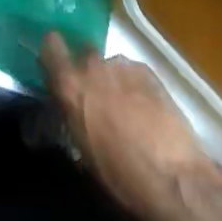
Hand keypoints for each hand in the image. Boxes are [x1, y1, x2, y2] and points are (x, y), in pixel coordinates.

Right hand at [41, 32, 221, 220]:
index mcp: (71, 87)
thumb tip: (70, 115)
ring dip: (112, 80)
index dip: (53, 50)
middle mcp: (93, 67)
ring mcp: (123, 65)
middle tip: (96, 97)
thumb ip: (72, 119)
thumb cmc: (120, 173)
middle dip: (87, 71)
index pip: (51, 47)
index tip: (56, 62)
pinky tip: (145, 108)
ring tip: (125, 107)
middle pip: (84, 54)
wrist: (170, 173)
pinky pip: (132, 72)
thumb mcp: (83, 151)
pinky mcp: (148, 70)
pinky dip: (134, 85)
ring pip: (110, 65)